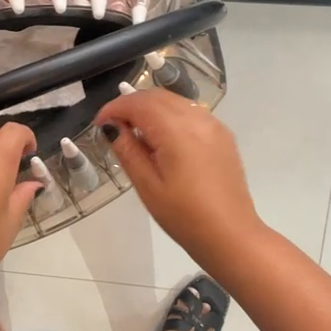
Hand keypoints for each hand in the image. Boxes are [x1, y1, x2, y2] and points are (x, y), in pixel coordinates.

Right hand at [93, 90, 260, 265]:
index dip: (115, 108)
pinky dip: (170, 116)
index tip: (99, 124)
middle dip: (131, 105)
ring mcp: (214, 125)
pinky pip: (190, 113)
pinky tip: (162, 141)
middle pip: (158, 96)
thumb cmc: (184, 215)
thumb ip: (128, 150)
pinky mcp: (222, 135)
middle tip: (113, 127)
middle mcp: (198, 119)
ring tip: (135, 134)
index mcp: (177, 131)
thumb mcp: (147, 186)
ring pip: (175, 102)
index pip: (139, 103)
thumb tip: (112, 126)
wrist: (230, 234)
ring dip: (151, 109)